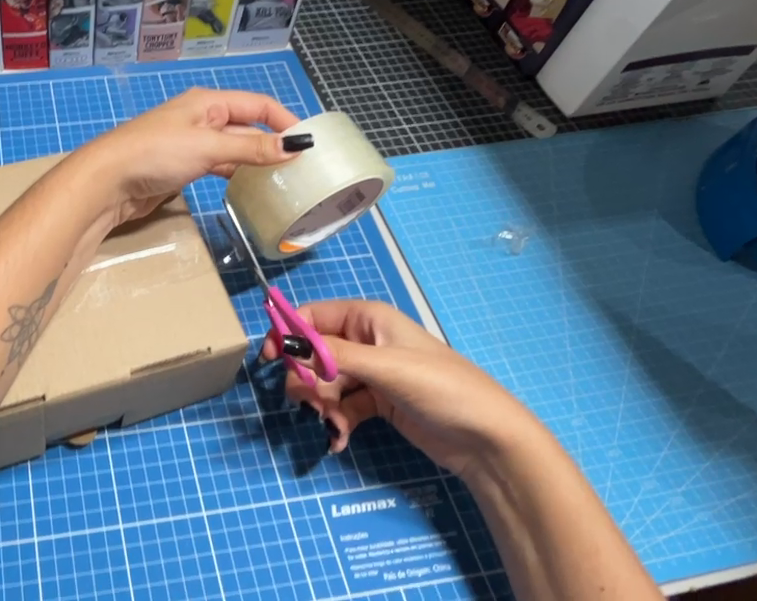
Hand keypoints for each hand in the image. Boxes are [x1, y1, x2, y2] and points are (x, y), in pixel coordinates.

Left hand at [69, 88, 302, 226]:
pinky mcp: (183, 166)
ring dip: (258, 160)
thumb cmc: (156, 154)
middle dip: (275, 143)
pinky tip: (253, 186)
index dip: (286, 121)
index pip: (258, 105)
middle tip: (305, 167)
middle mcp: (201, 117)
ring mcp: (191, 143)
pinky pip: (220, 165)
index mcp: (208, 102)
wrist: (107, 181)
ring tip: (286, 179)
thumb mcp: (208, 148)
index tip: (311, 143)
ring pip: (235, 148)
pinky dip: (238, 173)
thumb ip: (251, 149)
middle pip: (248, 127)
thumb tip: (296, 146)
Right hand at [262, 298, 546, 478]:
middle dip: (306, 377)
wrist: (488, 440)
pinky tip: (339, 439)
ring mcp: (372, 373)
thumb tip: (286, 344)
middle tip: (305, 402)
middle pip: (315, 352)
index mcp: (367, 318)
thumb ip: (334, 355)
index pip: (313, 316)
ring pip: (326, 381)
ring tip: (332, 426)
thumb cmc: (440, 388)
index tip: (268, 359)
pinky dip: (336, 421)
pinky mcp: (378, 403)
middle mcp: (366, 340)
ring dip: (321, 404)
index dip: (288, 333)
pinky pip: (342, 406)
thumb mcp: (385, 367)